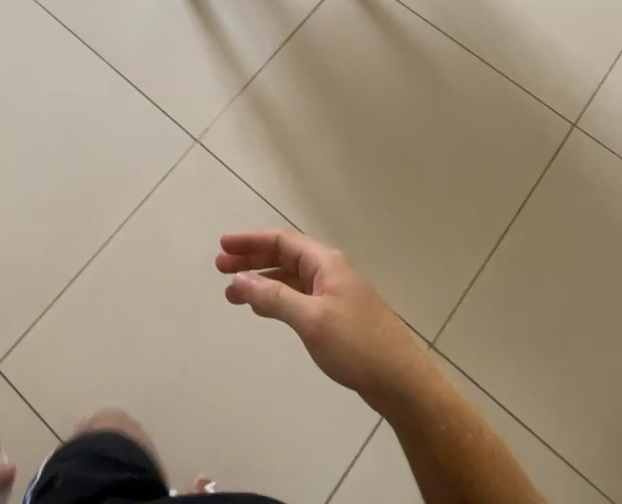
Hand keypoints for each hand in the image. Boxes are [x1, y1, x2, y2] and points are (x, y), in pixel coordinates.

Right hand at [216, 230, 431, 408]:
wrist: (401, 382)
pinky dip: (276, 299)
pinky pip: (298, 297)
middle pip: (284, 257)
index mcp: (326, 263)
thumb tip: (239, 279)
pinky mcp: (336, 317)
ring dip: (261, 281)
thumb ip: (273, 297)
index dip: (250, 241)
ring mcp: (334, 294)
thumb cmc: (356, 345)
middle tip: (220, 268)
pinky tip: (261, 308)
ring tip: (232, 292)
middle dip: (252, 259)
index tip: (223, 246)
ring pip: (290, 279)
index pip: (282, 241)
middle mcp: (330, 272)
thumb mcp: (310, 319)